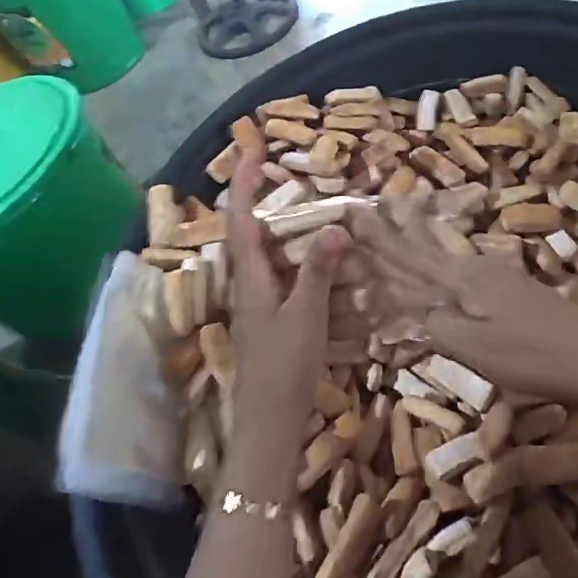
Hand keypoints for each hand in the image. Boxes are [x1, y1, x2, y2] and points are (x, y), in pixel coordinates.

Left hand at [226, 155, 348, 446]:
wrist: (269, 425)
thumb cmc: (285, 368)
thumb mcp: (307, 316)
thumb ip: (318, 272)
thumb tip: (335, 227)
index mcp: (251, 278)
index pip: (242, 220)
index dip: (246, 184)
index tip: (256, 152)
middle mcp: (249, 285)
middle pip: (247, 232)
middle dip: (261, 198)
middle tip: (287, 175)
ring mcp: (258, 304)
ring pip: (263, 254)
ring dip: (279, 227)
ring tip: (308, 208)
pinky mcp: (270, 319)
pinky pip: (279, 274)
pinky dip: (294, 256)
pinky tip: (318, 260)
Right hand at [347, 206, 577, 402]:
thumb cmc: (531, 356)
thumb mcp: (475, 349)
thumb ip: (439, 326)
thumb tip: (415, 309)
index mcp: (463, 280)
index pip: (409, 258)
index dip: (379, 241)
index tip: (351, 216)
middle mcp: (477, 269)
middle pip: (425, 251)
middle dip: (393, 235)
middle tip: (365, 213)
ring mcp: (498, 277)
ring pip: (443, 261)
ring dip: (415, 248)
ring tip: (394, 232)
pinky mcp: (512, 291)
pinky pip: (462, 274)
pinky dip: (438, 271)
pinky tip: (440, 273)